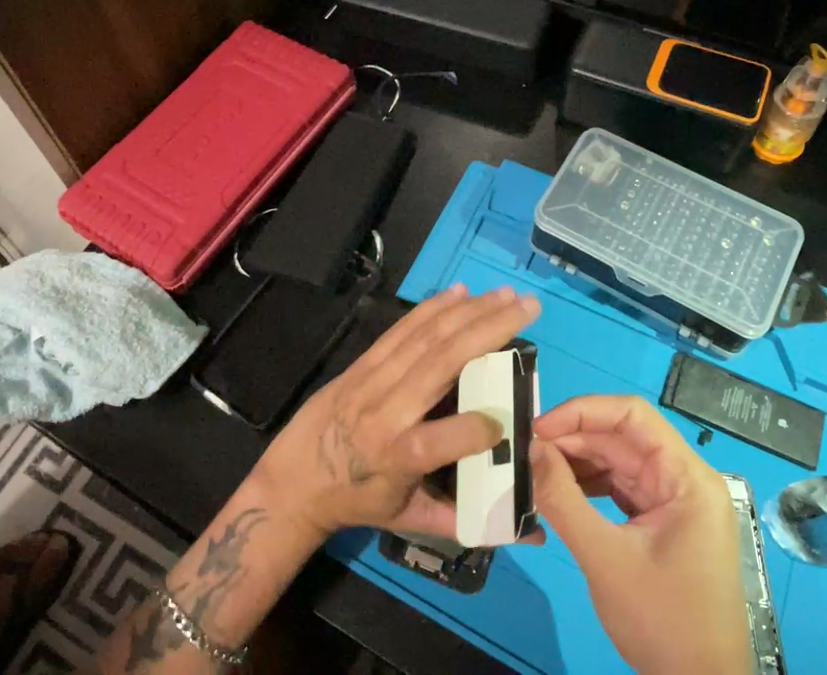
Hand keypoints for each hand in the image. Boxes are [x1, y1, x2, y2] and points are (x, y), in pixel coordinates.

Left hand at [251, 283, 538, 539]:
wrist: (296, 478)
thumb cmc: (360, 501)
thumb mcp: (411, 519)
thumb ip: (470, 520)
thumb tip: (530, 533)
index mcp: (397, 458)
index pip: (438, 441)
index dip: (474, 430)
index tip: (508, 421)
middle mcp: (384, 413)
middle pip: (439, 364)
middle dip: (488, 331)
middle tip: (530, 308)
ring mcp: (371, 382)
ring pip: (425, 338)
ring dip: (469, 311)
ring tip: (506, 294)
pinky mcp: (362, 363)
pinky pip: (401, 330)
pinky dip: (433, 308)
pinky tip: (461, 292)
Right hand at [531, 394, 752, 674]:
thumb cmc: (663, 620)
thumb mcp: (606, 558)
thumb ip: (564, 500)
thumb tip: (531, 450)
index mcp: (687, 478)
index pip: (633, 415)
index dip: (582, 411)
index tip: (538, 428)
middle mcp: (683, 479)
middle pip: (621, 437)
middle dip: (571, 440)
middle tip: (525, 454)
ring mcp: (672, 502)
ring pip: (616, 461)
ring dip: (575, 463)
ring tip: (534, 473)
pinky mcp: (659, 523)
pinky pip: (618, 488)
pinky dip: (586, 487)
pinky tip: (556, 493)